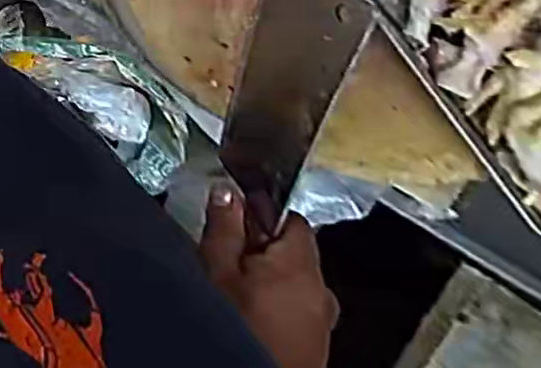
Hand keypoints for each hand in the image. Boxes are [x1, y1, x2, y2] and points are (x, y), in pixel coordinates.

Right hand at [201, 185, 337, 367]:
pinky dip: (276, 302)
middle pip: (294, 251)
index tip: (237, 214)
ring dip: (269, 276)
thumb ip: (224, 224)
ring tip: (235, 283)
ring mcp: (323, 326)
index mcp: (301, 267)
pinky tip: (250, 311)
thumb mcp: (216, 267)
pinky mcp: (317, 349)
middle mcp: (322, 293)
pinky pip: (298, 309)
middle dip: (262, 246)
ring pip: (295, 282)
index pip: (293, 219)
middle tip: (228, 250)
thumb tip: (228, 191)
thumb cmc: (236, 326)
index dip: (264, 211)